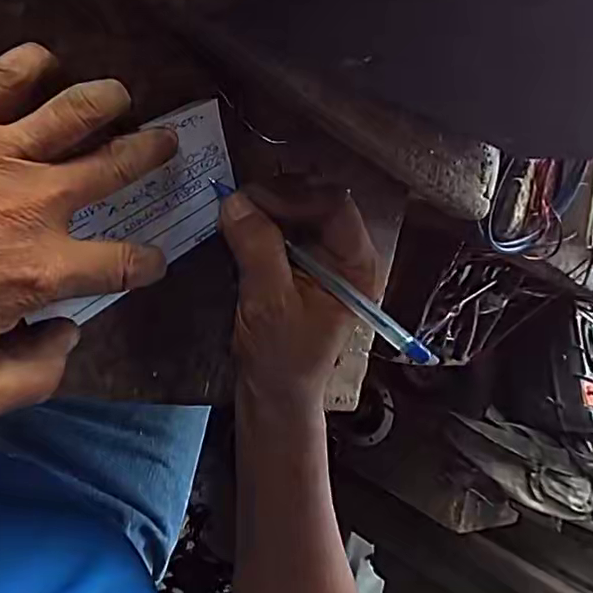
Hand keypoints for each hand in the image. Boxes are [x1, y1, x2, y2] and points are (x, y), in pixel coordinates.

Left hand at [0, 44, 178, 438]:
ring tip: (123, 97)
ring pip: (78, 109)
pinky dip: (30, 64)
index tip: (153, 262)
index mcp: (40, 272)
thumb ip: (33, 377)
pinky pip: (3, 78)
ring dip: (110, 99)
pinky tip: (42, 63)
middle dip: (153, 152)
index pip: (124, 263)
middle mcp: (34, 204)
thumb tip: (66, 335)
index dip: (148, 263)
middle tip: (168, 142)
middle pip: (118, 165)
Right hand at [218, 183, 383, 410]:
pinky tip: (239, 224)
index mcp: (357, 265)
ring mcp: (323, 254)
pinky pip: (283, 224)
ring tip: (235, 212)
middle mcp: (346, 253)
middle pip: (317, 200)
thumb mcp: (269, 305)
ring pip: (298, 207)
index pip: (335, 208)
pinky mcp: (300, 259)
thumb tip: (235, 202)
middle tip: (239, 203)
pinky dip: (261, 219)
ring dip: (266, 205)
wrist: (273, 394)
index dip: (295, 198)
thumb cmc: (282, 359)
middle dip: (278, 197)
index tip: (254, 202)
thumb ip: (257, 251)